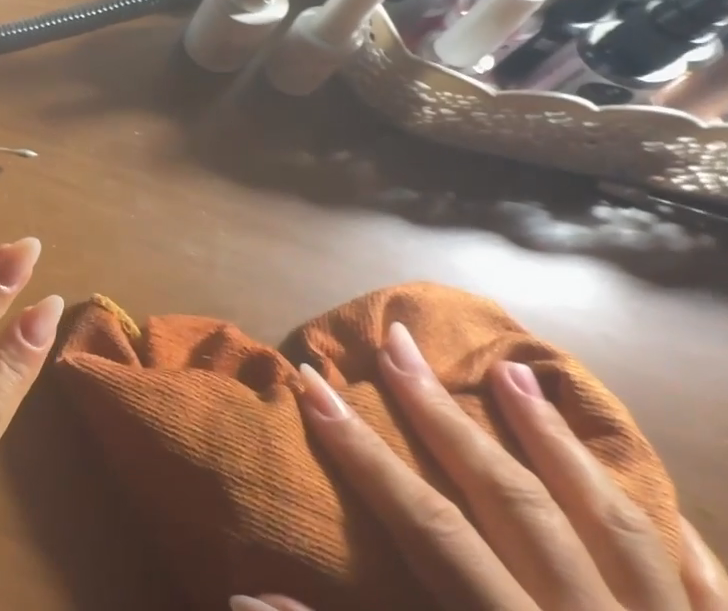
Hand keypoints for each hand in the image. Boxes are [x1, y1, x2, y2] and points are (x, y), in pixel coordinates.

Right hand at [235, 323, 727, 610]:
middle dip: (444, 414)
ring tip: (514, 373)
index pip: (425, 523)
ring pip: (609, 517)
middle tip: (398, 342)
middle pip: (510, 499)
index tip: (313, 383)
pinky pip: (701, 578)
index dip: (362, 449)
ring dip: (552, 439)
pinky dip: (659, 519)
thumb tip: (245, 598)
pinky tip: (625, 473)